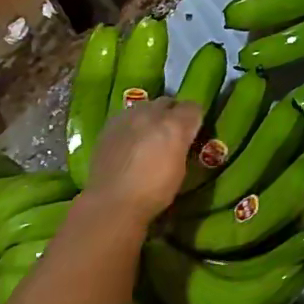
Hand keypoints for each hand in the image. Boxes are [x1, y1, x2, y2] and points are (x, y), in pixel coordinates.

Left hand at [84, 98, 202, 222]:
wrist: (114, 201)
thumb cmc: (156, 190)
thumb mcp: (182, 168)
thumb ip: (184, 144)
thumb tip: (184, 137)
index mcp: (174, 126)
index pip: (193, 107)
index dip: (196, 118)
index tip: (196, 130)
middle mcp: (150, 114)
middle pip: (167, 102)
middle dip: (173, 113)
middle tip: (174, 132)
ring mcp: (126, 118)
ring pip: (145, 107)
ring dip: (152, 116)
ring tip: (151, 135)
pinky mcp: (108, 126)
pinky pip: (127, 117)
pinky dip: (134, 124)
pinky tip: (132, 142)